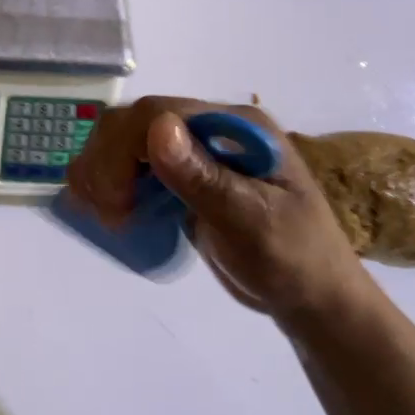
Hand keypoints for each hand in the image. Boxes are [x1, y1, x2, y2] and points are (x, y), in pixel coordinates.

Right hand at [66, 96, 367, 320]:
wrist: (315, 302)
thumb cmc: (294, 262)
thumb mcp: (253, 222)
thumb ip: (205, 177)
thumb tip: (158, 127)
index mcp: (235, 126)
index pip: (159, 113)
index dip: (124, 149)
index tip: (116, 200)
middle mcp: (210, 128)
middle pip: (135, 123)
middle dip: (108, 161)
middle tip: (106, 212)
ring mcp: (195, 153)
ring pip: (125, 141)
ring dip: (102, 171)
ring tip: (100, 213)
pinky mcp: (181, 178)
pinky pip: (132, 165)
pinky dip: (109, 182)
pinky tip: (100, 207)